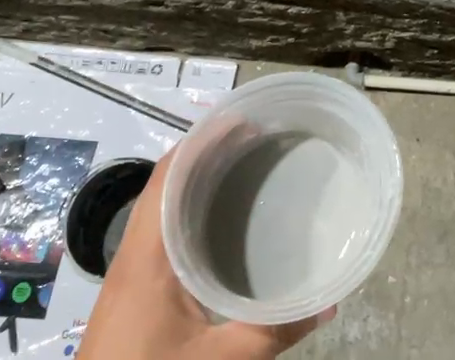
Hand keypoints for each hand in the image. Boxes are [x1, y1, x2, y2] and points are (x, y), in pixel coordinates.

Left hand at [77, 146, 329, 359]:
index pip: (166, 178)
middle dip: (205, 155)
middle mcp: (132, 256)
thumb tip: (328, 304)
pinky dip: (186, 214)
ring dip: (193, 183)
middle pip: (163, 186)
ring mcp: (126, 276)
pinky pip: (158, 234)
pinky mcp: (130, 295)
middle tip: (255, 140)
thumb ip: (274, 333)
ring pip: (157, 210)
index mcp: (147, 257)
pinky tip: (217, 227)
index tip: (242, 122)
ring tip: (241, 169)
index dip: (201, 142)